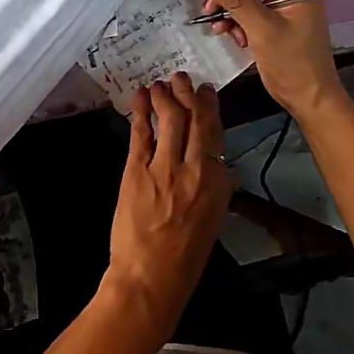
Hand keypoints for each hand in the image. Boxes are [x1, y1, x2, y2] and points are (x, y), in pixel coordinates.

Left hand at [104, 75, 231, 331]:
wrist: (151, 276)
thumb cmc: (185, 256)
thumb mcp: (212, 219)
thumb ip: (214, 188)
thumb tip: (214, 165)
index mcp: (218, 183)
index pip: (216, 134)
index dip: (209, 108)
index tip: (205, 93)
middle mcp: (195, 169)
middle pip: (194, 119)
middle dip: (188, 93)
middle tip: (181, 78)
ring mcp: (164, 168)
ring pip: (168, 119)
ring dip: (164, 96)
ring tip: (160, 83)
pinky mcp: (135, 171)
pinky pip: (140, 134)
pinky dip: (140, 111)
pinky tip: (140, 97)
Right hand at [203, 0, 344, 116]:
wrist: (310, 97)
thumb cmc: (291, 64)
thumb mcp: (261, 30)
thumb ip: (236, 0)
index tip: (210, 9)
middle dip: (228, 1)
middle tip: (216, 23)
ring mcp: (285, 4)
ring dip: (232, 15)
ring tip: (231, 35)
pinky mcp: (279, 19)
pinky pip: (252, 11)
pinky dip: (240, 23)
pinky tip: (239, 39)